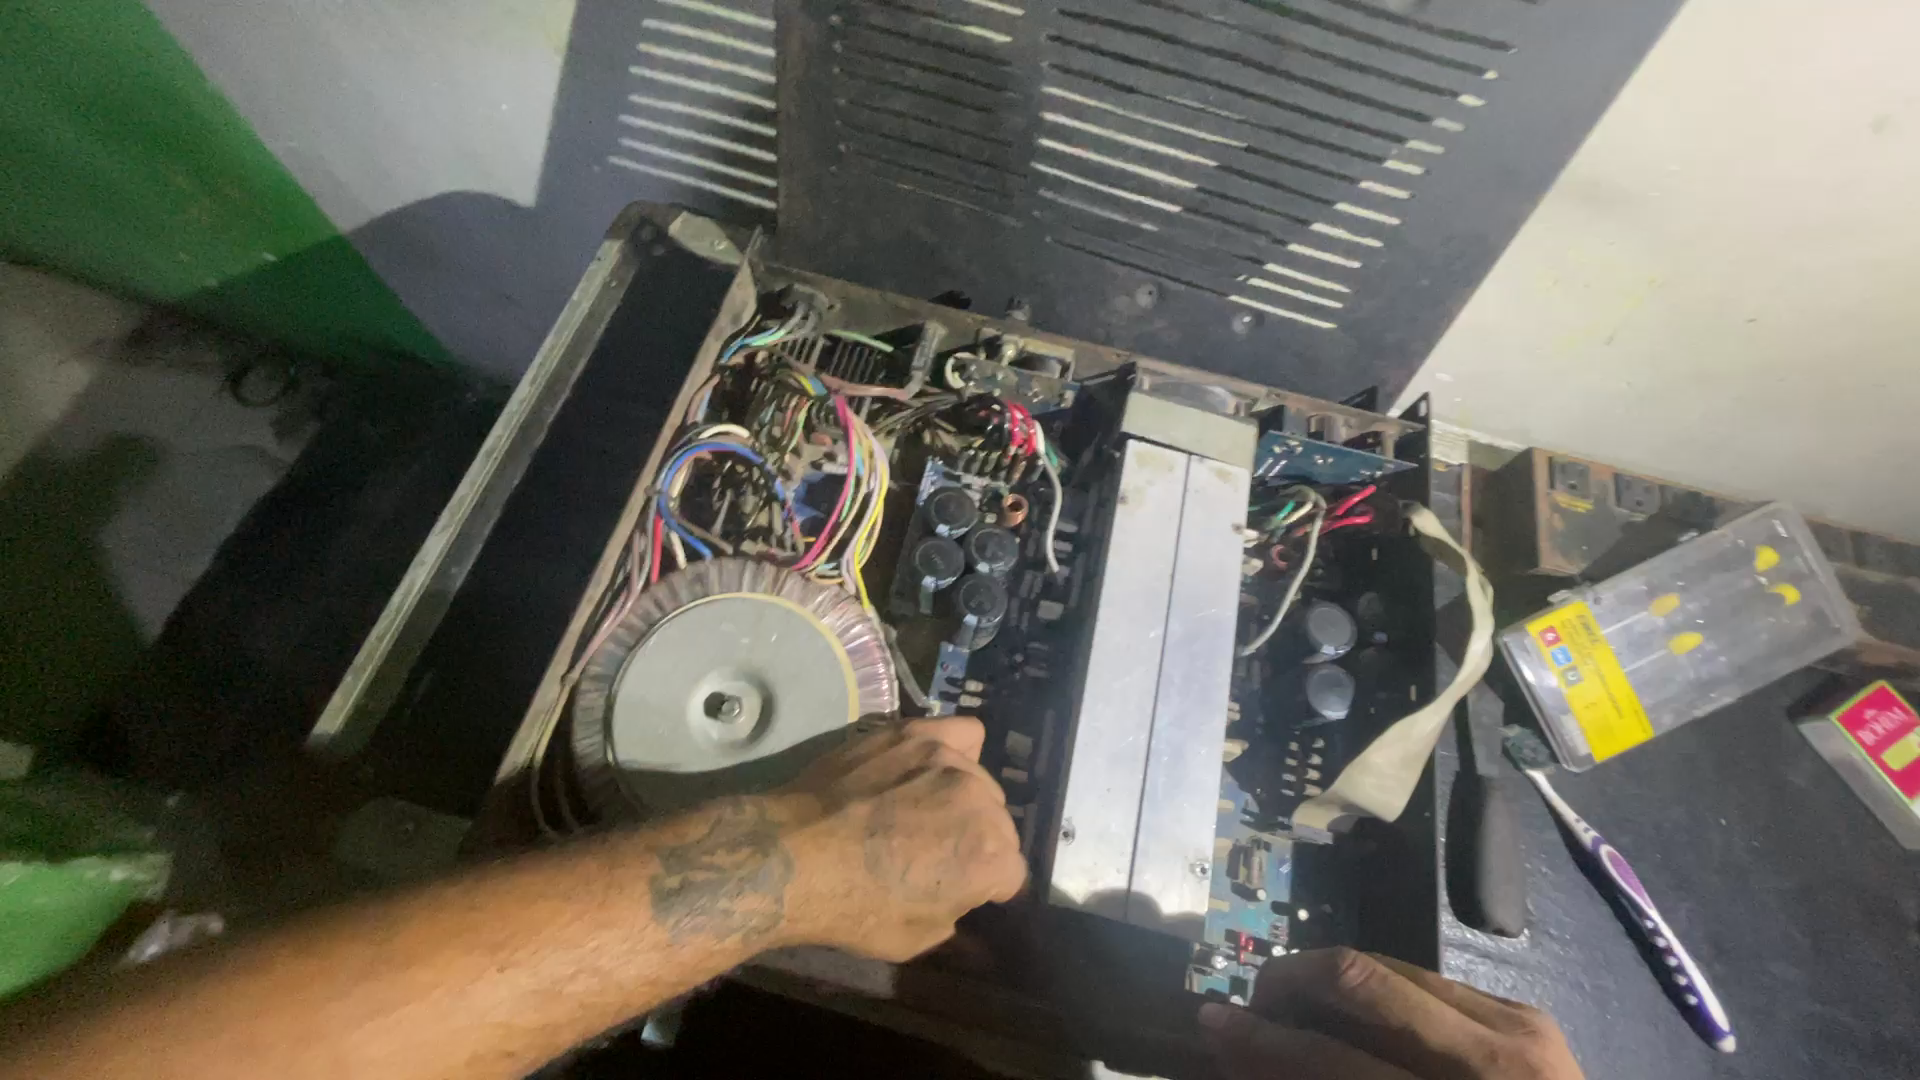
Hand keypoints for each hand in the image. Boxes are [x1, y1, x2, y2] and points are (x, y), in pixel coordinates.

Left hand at [775, 717, 1027, 961]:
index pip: (1012, 873)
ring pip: (981, 781)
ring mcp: (948, 759)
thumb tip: (963, 890)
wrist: (793, 854)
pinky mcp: (917, 732)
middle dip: (977, 841)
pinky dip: (958, 750)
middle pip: (999, 823)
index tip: (960, 888)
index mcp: (989, 855)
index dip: (987, 887)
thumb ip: (957, 908)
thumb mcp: (917, 938)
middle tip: (935, 852)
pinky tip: (934, 766)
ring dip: (963, 799)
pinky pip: (963, 732)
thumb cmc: (852, 906)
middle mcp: (981, 800)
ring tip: (923, 810)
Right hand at [1198, 948, 1583, 1078]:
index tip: (1213, 1022)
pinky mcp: (1526, 1013)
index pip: (1334, 1061)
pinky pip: (1422, 978)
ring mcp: (1519, 1030)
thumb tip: (1247, 1059)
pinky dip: (1376, 993)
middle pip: (1357, 978)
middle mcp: (1492, 1064)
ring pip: (1385, 964)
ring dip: (1326, 980)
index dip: (1263, 1042)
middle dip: (1288, 979)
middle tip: (1256, 1000)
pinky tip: (1362, 1021)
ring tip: (1300, 1005)